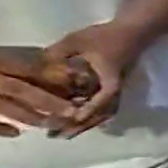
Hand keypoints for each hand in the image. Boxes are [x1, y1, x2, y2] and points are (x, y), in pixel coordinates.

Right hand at [0, 46, 79, 137]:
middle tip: (73, 111)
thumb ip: (3, 62)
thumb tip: (41, 68)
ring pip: (3, 106)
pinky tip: (15, 134)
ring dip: (29, 116)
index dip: (51, 76)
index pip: (26, 67)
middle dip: (49, 101)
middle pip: (20, 89)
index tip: (76, 84)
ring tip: (51, 124)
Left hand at [42, 21, 150, 138]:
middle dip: (83, 125)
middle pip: (104, 113)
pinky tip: (76, 119)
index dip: (89, 109)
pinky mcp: (115, 86)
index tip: (71, 119)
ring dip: (87, 124)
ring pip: (106, 113)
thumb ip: (55, 53)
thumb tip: (33, 68)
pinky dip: (92, 116)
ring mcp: (117, 87)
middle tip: (59, 136)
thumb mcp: (76, 40)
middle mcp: (116, 86)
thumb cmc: (107, 36)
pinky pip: (106, 107)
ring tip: (66, 133)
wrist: (134, 31)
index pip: (103, 97)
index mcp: (109, 77)